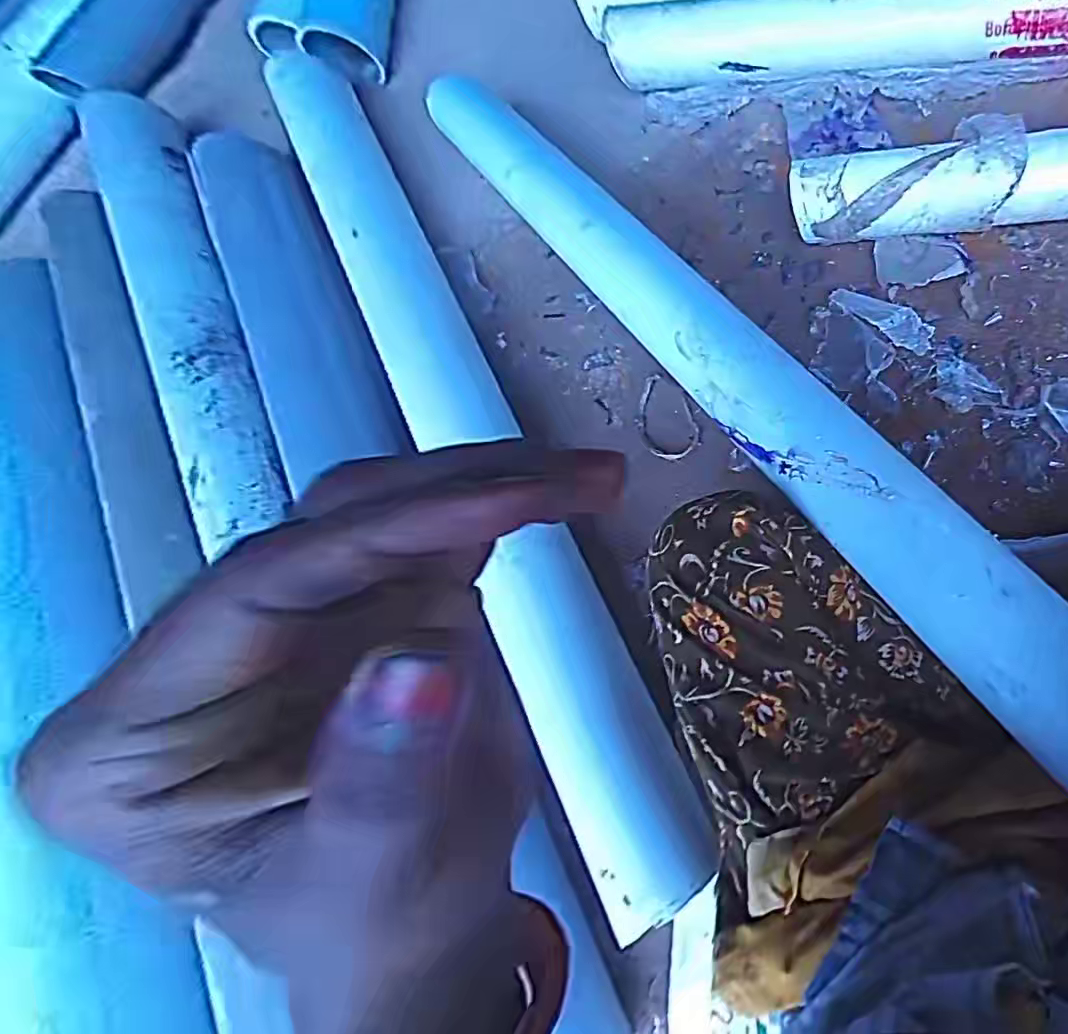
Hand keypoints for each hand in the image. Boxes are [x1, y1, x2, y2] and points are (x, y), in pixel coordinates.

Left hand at [16, 442, 623, 1033]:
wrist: (428, 924)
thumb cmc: (383, 919)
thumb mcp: (379, 869)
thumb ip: (383, 769)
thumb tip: (427, 651)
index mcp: (143, 729)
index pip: (266, 586)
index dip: (396, 530)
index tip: (522, 505)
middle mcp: (217, 654)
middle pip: (331, 527)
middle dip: (465, 488)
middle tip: (583, 475)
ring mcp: (308, 626)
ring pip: (392, 511)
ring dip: (497, 481)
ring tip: (591, 475)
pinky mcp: (385, 612)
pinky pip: (443, 537)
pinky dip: (510, 509)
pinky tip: (566, 495)